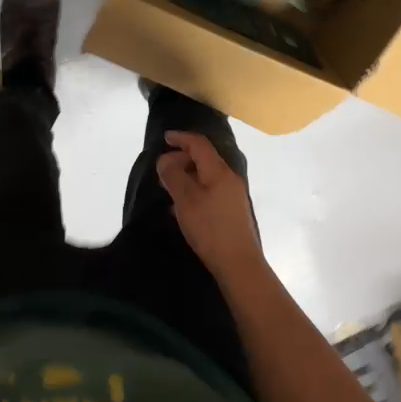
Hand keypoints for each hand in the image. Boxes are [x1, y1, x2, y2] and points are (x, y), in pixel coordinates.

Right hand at [157, 131, 263, 278]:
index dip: (181, 137)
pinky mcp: (232, 211)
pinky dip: (194, 190)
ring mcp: (233, 195)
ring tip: (169, 187)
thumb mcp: (186, 199)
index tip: (164, 138)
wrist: (239, 263)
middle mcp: (229, 178)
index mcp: (219, 171)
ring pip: (206, 176)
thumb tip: (166, 160)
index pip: (199, 144)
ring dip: (187, 176)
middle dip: (182, 158)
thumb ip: (173, 175)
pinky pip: (210, 191)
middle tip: (162, 169)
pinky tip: (182, 207)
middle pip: (204, 158)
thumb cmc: (210, 228)